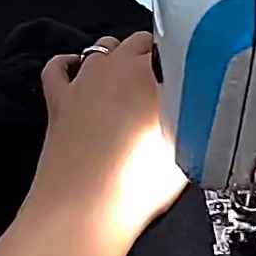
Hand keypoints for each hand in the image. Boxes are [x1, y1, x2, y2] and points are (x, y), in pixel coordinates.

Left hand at [25, 32, 186, 252]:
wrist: (83, 213)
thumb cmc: (137, 185)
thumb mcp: (187, 149)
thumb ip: (193, 118)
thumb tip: (196, 110)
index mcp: (151, 72)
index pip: (173, 46)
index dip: (183, 58)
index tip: (191, 73)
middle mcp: (116, 67)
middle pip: (139, 42)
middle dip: (153, 55)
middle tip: (165, 81)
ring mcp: (84, 80)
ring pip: (103, 48)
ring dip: (117, 57)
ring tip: (129, 80)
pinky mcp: (59, 100)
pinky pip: (59, 67)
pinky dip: (70, 63)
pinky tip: (79, 71)